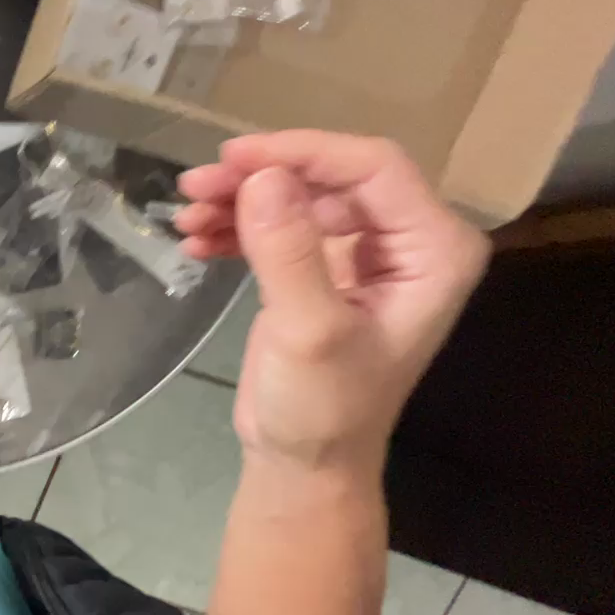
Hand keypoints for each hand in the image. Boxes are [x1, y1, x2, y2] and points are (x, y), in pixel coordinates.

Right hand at [175, 132, 490, 477]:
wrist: (303, 461)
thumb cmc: (322, 407)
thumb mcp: (307, 330)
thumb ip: (287, 253)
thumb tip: (259, 179)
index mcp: (430, 248)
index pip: (372, 171)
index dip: (302, 154)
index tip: (232, 158)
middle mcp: (402, 244)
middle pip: (330, 182)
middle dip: (260, 179)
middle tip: (193, 187)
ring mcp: (358, 261)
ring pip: (298, 205)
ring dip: (240, 205)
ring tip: (184, 216)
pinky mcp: (317, 280)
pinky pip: (279, 237)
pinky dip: (236, 233)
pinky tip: (196, 241)